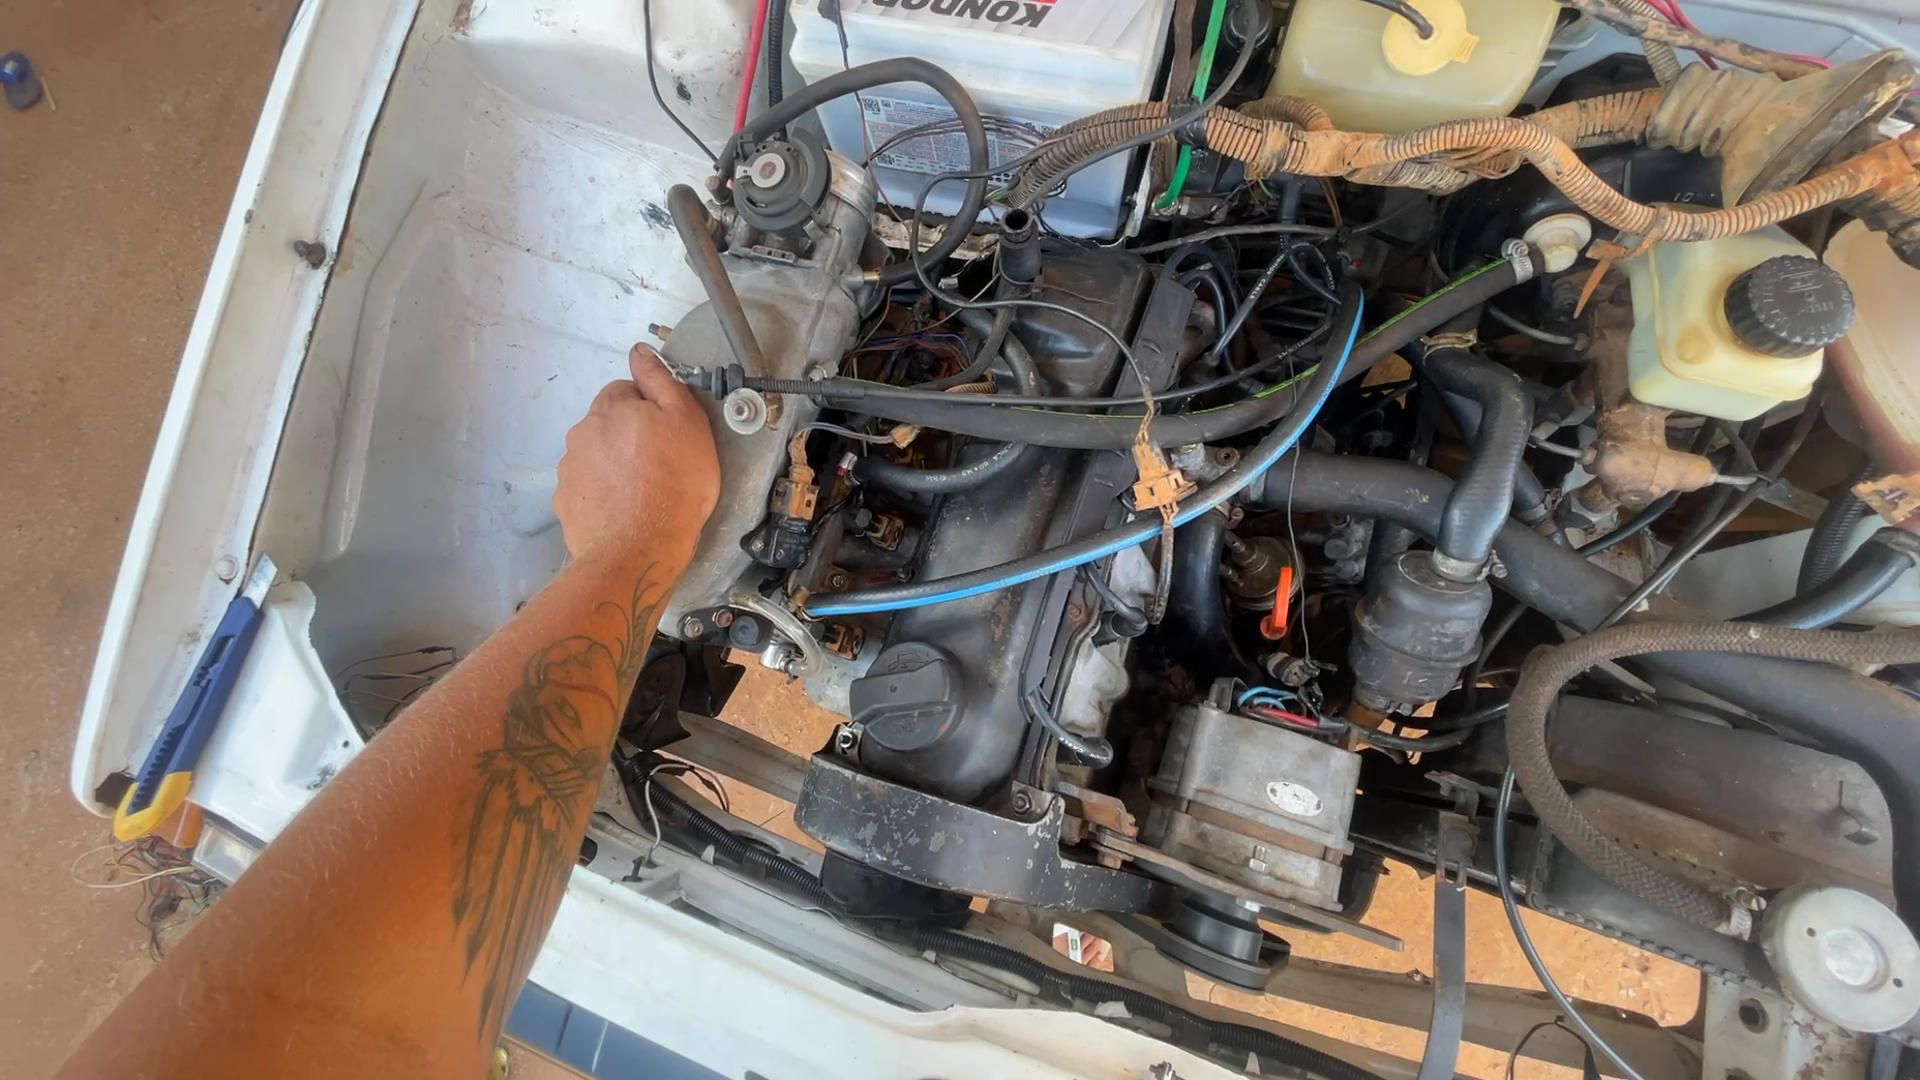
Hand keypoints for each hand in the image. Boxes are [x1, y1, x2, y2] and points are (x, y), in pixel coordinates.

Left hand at [555, 344, 719, 564]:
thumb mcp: (687, 423)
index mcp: (612, 408)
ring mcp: (569, 469)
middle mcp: (582, 432)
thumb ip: (662, 382)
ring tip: (644, 492)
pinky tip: (625, 510)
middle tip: (661, 464)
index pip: (627, 391)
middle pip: (608, 424)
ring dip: (615, 465)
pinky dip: (604, 493)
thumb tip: (640, 351)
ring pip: (596, 456)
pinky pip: (588, 488)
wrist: (639, 546)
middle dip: (630, 437)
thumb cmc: (675, 483)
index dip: (651, 410)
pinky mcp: (566, 502)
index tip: (670, 435)